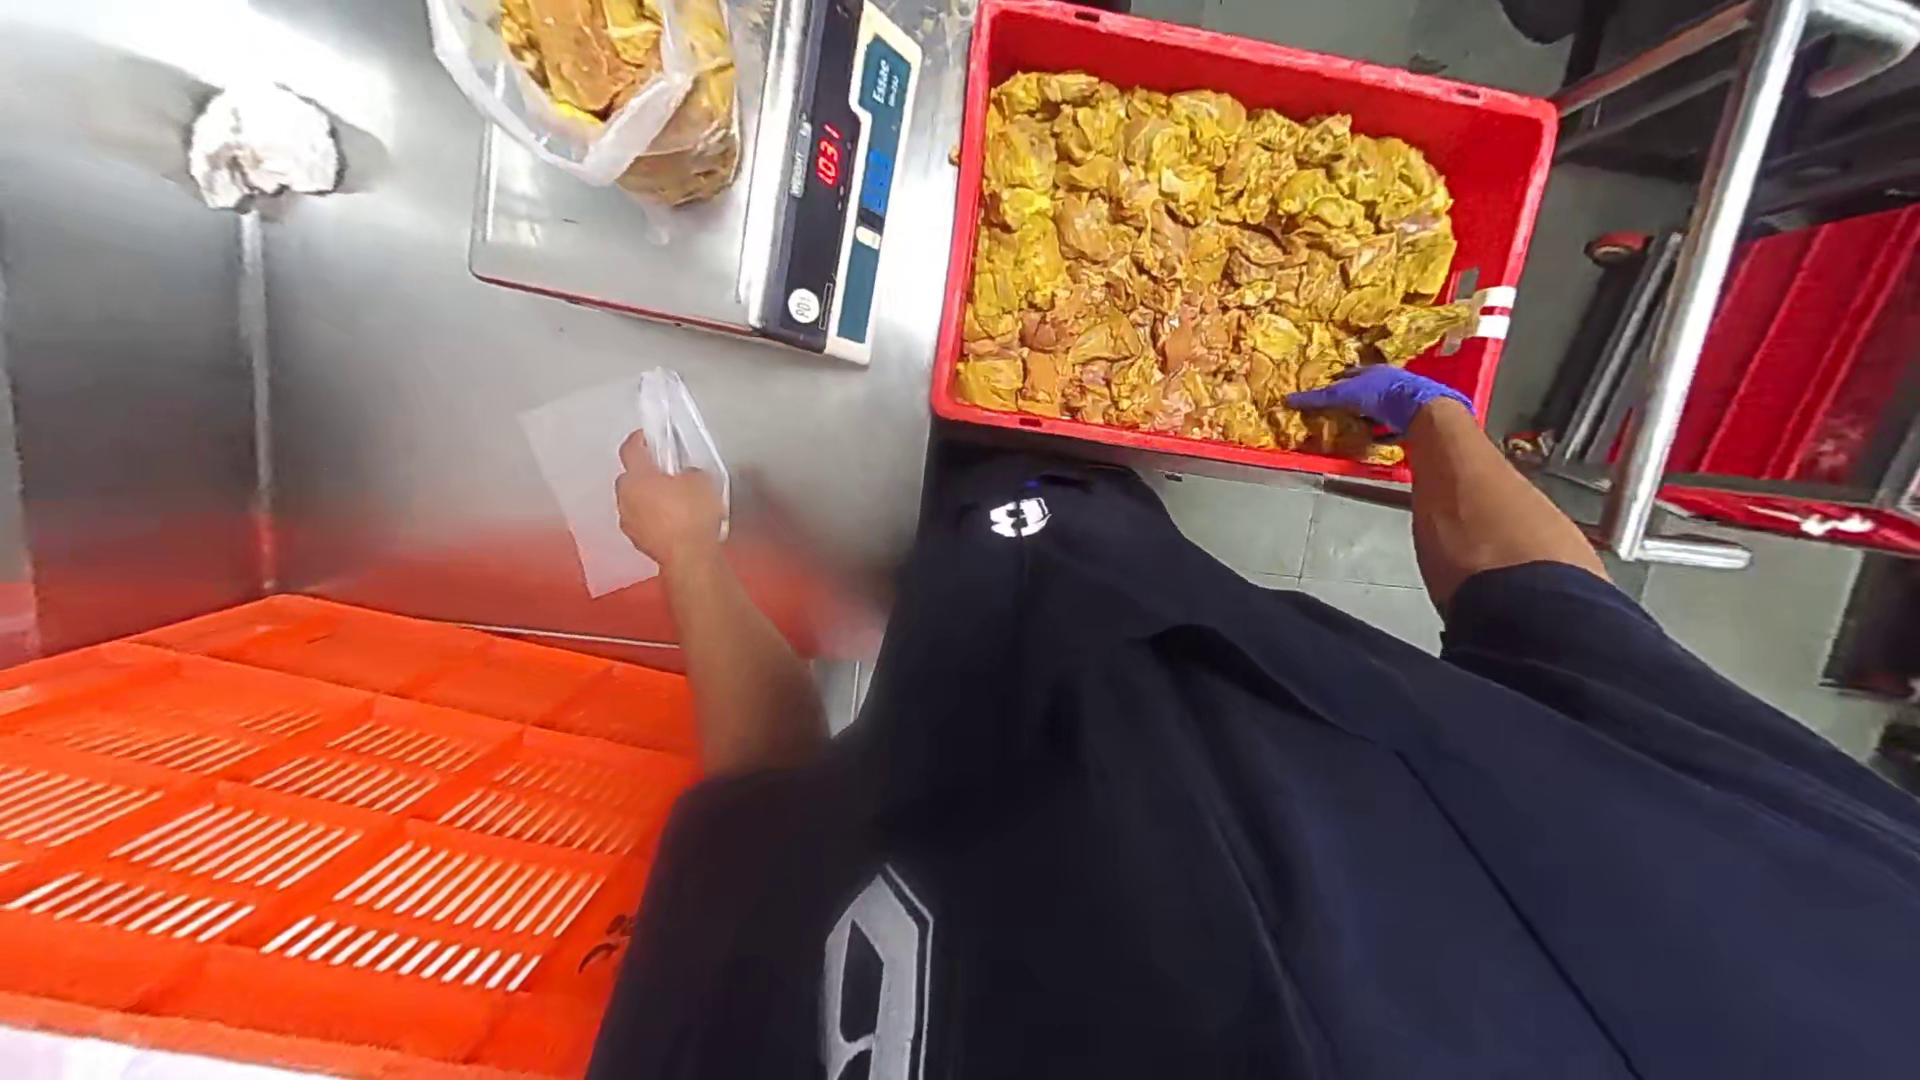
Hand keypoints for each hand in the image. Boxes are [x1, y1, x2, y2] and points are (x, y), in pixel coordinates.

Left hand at [615, 430, 722, 570]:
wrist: (690, 556)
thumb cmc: (692, 515)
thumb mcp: (702, 482)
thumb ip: (690, 472)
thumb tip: (687, 475)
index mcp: (638, 476)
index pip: (631, 449)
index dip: (640, 439)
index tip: (647, 436)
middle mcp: (626, 497)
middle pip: (632, 477)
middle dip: (647, 474)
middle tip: (668, 474)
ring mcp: (629, 521)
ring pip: (636, 501)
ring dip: (650, 499)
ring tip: (675, 502)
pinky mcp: (638, 541)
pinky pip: (644, 522)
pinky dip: (654, 519)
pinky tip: (675, 523)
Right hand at [1286, 365, 1472, 433]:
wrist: (1417, 409)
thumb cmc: (1377, 395)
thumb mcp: (1341, 395)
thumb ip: (1315, 399)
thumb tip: (1285, 400)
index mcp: (1373, 371)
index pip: (1350, 374)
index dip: (1336, 381)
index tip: (1324, 389)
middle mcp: (1390, 382)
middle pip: (1366, 390)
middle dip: (1352, 399)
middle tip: (1336, 409)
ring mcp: (1402, 401)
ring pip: (1380, 408)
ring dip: (1367, 416)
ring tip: (1351, 426)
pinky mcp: (1411, 419)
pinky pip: (1392, 427)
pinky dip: (1382, 433)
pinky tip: (1372, 440)